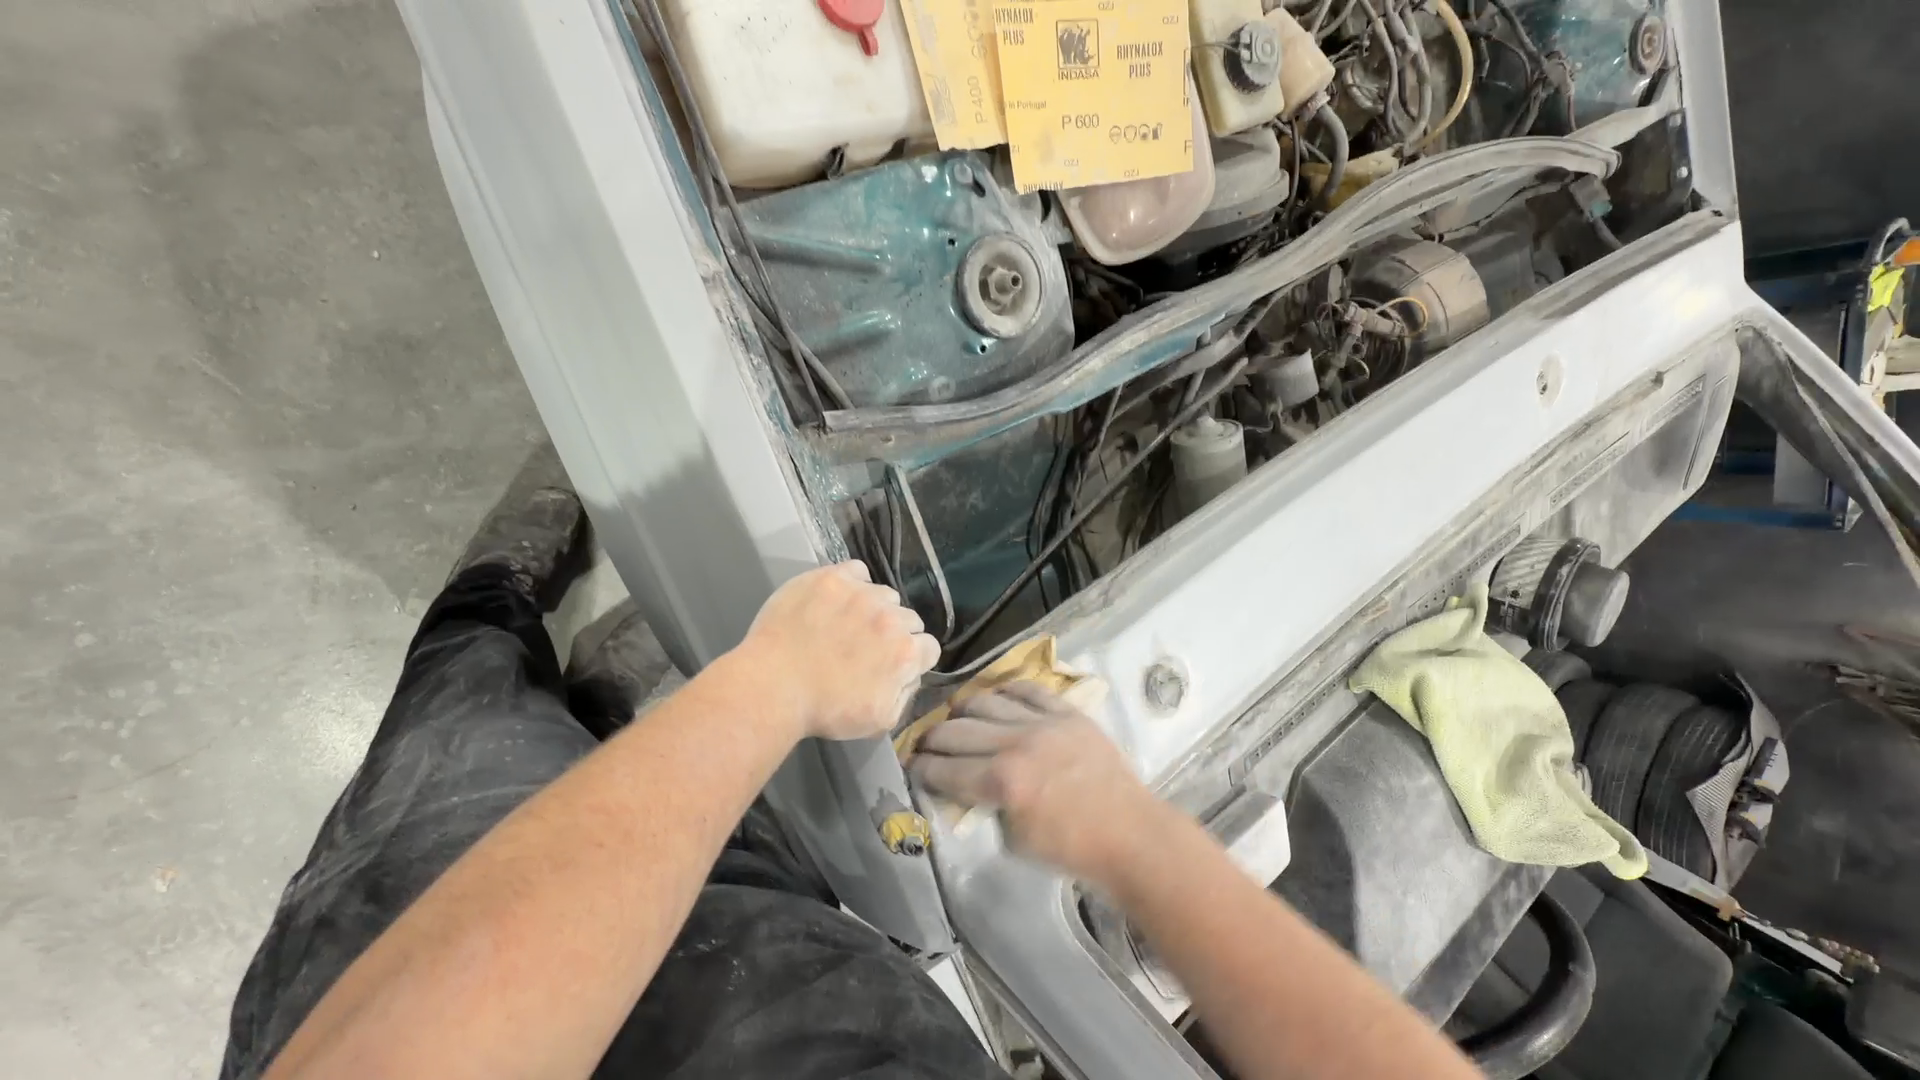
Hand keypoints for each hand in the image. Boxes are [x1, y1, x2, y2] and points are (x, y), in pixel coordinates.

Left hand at [733, 561, 939, 740]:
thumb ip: (906, 693)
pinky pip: (857, 571)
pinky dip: (852, 583)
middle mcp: (891, 617)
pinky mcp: (832, 578)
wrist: (773, 686)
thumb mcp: (880, 721)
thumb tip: (909, 674)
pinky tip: (835, 600)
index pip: (929, 647)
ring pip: (883, 594)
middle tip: (864, 647)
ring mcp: (861, 593)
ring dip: (872, 608)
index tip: (891, 664)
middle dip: (893, 633)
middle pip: (908, 618)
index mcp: (906, 653)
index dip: (912, 658)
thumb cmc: (825, 711)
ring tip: (844, 624)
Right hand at [908, 682, 1172, 886]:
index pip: (943, 768)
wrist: (1130, 835)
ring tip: (957, 720)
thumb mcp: (1014, 840)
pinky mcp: (1068, 712)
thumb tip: (965, 787)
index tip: (911, 766)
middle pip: (956, 730)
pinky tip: (995, 701)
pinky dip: (1004, 692)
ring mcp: (1044, 723)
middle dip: (931, 739)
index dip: (919, 768)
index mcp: (1002, 783)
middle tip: (925, 745)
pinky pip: (1027, 689)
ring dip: (962, 711)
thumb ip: (984, 806)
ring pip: (986, 701)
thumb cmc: (1071, 850)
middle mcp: (1017, 744)